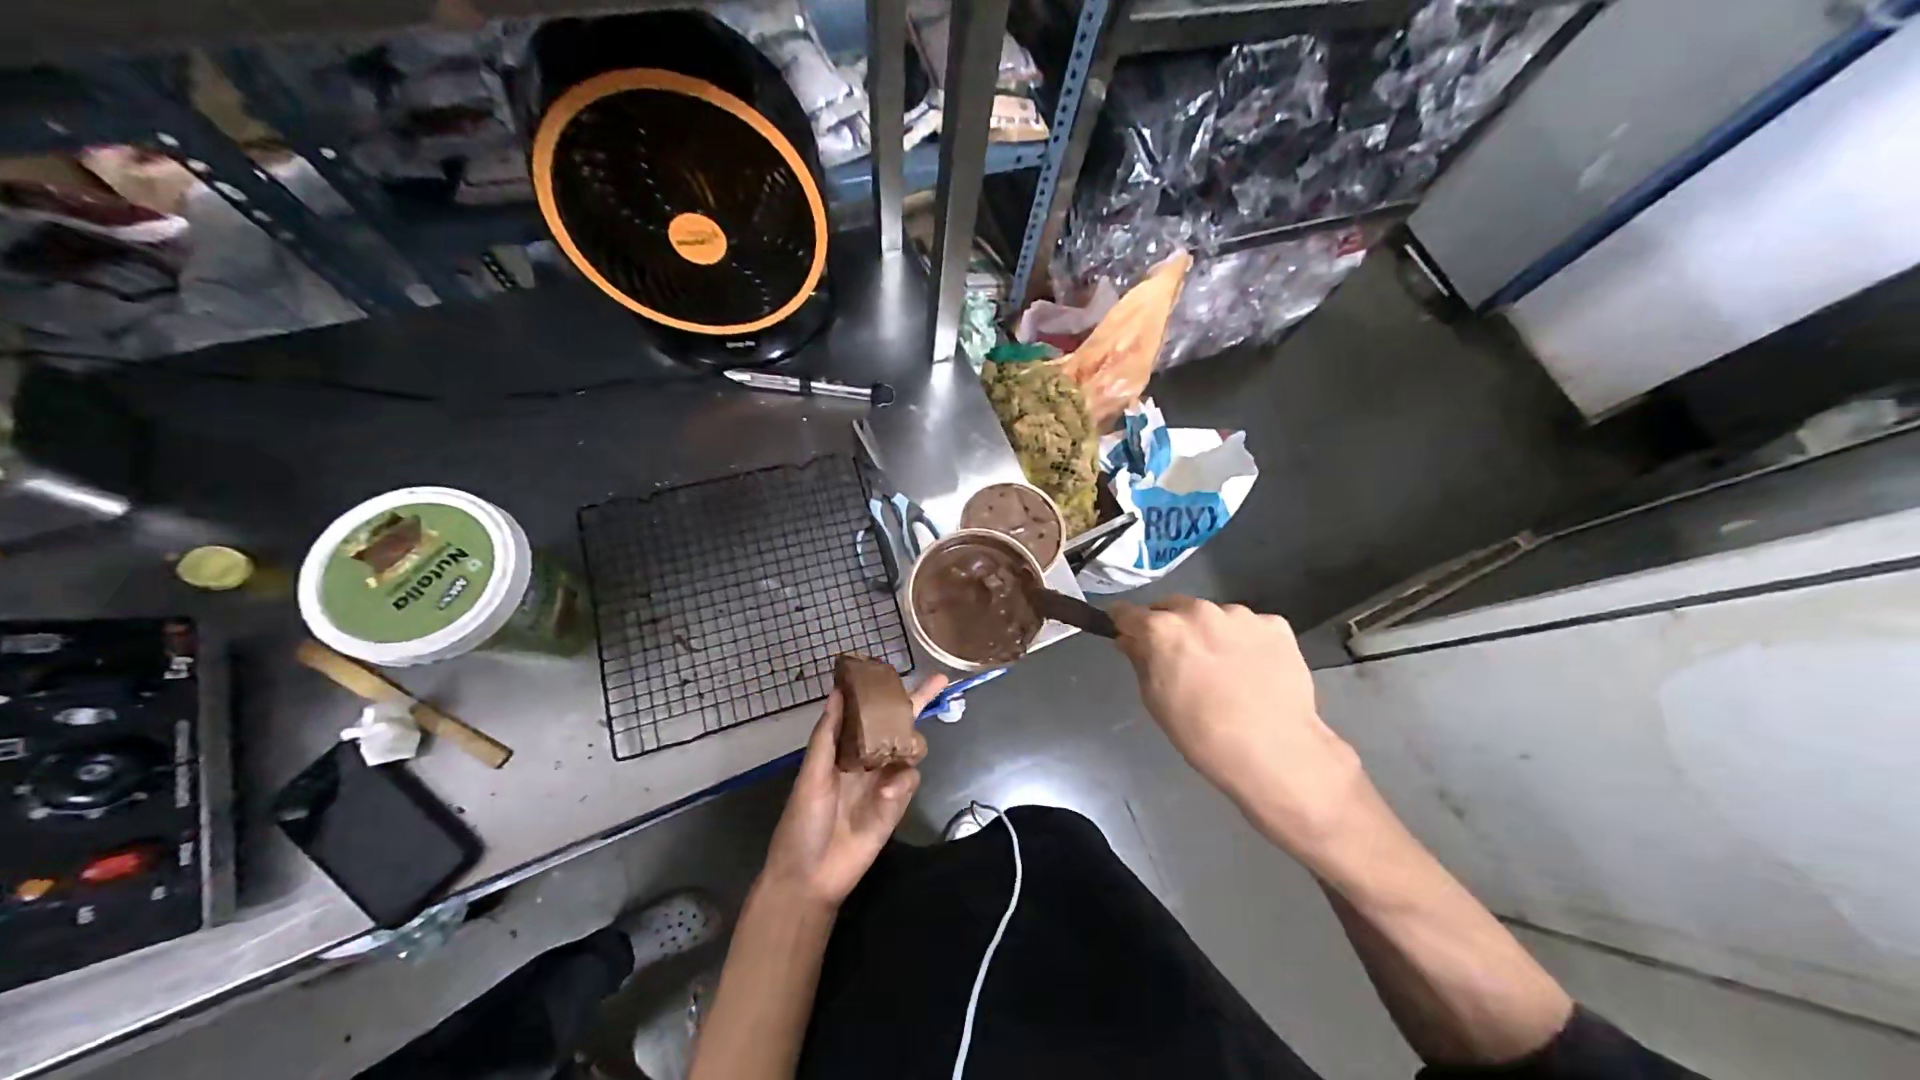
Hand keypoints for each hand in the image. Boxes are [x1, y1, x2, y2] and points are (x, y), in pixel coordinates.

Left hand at [759, 674, 949, 907]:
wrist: (810, 876)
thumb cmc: (802, 822)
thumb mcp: (810, 775)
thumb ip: (827, 735)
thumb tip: (838, 691)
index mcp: (843, 749)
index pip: (868, 714)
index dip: (883, 693)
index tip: (897, 669)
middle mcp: (867, 761)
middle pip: (899, 726)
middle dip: (919, 703)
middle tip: (939, 683)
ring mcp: (885, 782)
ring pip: (910, 751)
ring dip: (909, 746)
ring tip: (901, 753)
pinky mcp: (897, 806)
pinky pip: (909, 781)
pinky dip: (901, 783)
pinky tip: (886, 796)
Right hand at [1112, 597, 1364, 852]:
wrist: (1274, 752)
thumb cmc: (1201, 733)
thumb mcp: (1155, 700)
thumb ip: (1140, 660)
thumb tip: (1130, 640)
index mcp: (1162, 628)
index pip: (1127, 612)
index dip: (1123, 623)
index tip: (1126, 633)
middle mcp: (1199, 611)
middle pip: (1173, 607)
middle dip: (1170, 626)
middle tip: (1180, 658)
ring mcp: (1241, 615)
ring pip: (1213, 615)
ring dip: (1209, 632)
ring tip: (1223, 667)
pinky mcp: (1275, 625)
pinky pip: (1249, 627)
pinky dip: (1245, 641)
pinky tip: (1253, 669)